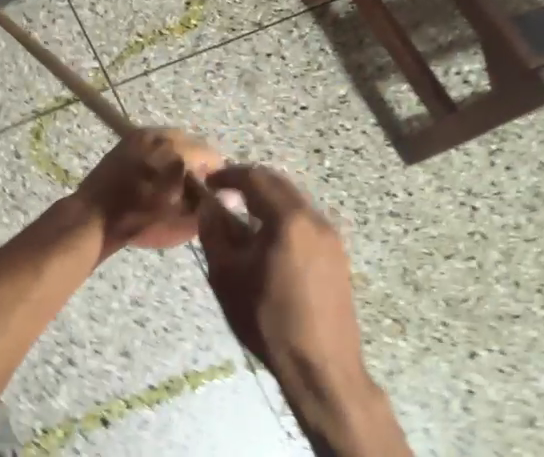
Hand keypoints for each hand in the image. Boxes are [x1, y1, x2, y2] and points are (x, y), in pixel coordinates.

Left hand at [72, 129, 222, 252]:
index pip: (213, 156)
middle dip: (198, 161)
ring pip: (173, 138)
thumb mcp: (182, 223)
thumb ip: (210, 206)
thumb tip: (230, 195)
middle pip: (193, 143)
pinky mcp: (127, 139)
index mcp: (178, 154)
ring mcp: (142, 134)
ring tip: (174, 180)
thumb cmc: (140, 222)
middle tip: (193, 187)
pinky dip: (161, 151)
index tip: (212, 192)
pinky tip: (155, 173)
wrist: (95, 216)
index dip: (217, 175)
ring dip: (180, 154)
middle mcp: (161, 136)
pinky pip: (155, 139)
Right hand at [197, 165, 368, 392]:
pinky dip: (282, 218)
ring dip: (266, 200)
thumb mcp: (226, 274)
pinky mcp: (338, 257)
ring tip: (241, 219)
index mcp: (288, 220)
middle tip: (220, 194)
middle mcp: (315, 220)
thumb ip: (214, 230)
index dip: (226, 175)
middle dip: (247, 183)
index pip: (254, 177)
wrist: (322, 368)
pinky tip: (266, 242)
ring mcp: (332, 239)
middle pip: (277, 184)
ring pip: (293, 201)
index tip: (205, 183)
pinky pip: (305, 221)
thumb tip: (208, 203)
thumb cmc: (267, 319)